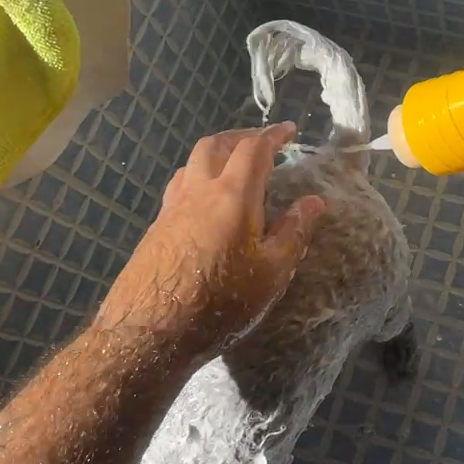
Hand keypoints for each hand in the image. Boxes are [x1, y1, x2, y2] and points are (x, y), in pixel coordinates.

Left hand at [108, 123, 323, 349]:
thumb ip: (294, 232)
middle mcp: (198, 191)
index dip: (274, 135)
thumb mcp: (272, 273)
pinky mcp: (155, 227)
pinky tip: (206, 202)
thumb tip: (314, 201)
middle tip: (261, 143)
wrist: (149, 332)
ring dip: (216, 154)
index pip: (254, 148)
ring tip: (233, 167)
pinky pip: (179, 186)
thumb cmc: (220, 302)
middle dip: (241, 136)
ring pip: (192, 163)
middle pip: (216, 144)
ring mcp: (172, 208)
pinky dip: (198, 177)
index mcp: (233, 195)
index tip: (290, 131)